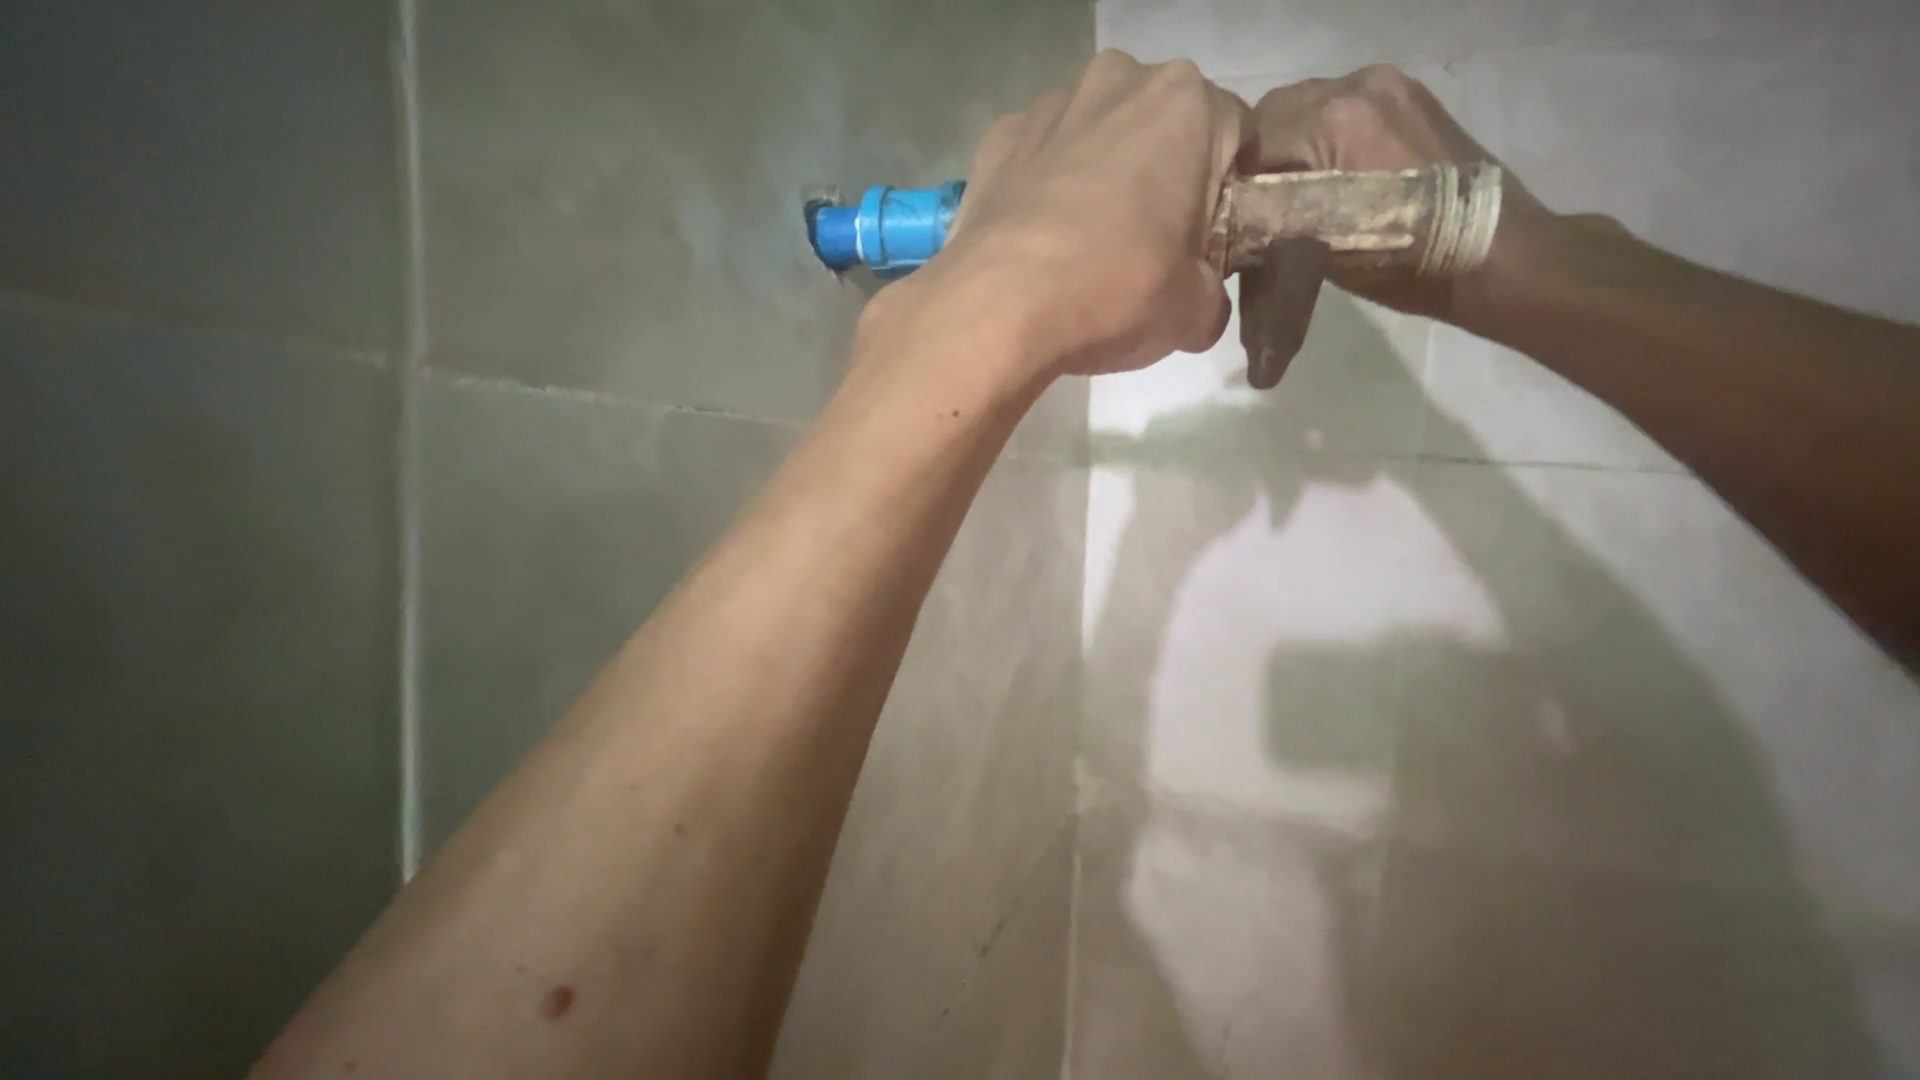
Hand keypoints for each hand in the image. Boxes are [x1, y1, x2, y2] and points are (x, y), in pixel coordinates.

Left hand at [916, 50, 1252, 377]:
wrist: (998, 307)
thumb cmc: (1115, 293)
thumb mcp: (1191, 314)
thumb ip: (1211, 298)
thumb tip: (1201, 307)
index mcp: (1186, 103)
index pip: (1237, 134)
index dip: (1230, 192)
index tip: (1210, 240)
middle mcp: (1118, 81)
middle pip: (1161, 128)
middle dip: (1163, 176)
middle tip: (1151, 247)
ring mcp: (1049, 107)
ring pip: (1096, 138)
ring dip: (1100, 177)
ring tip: (1085, 248)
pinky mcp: (996, 140)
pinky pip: (1039, 161)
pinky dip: (1044, 191)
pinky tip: (1038, 244)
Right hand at [1251, 64, 1557, 325]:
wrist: (1493, 253)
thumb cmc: (1400, 263)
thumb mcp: (1314, 249)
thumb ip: (1265, 217)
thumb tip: (1226, 214)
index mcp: (1331, 120)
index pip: (1246, 139)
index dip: (1228, 181)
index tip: (1226, 219)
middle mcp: (1354, 84)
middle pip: (1271, 114)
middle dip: (1255, 160)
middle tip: (1254, 209)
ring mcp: (1384, 83)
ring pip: (1302, 107)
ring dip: (1286, 147)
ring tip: (1290, 194)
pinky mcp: (1405, 93)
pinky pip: (1338, 106)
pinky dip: (1319, 138)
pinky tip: (1326, 176)